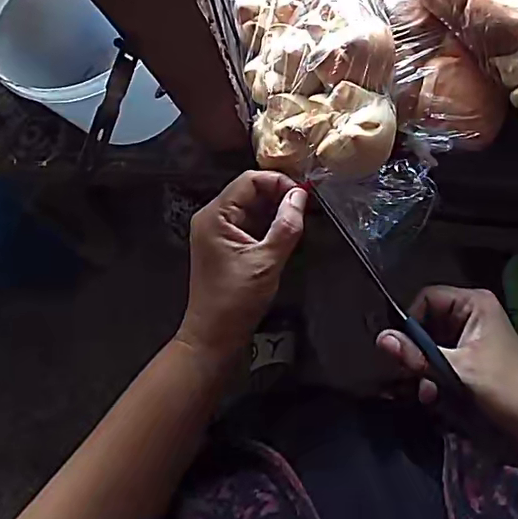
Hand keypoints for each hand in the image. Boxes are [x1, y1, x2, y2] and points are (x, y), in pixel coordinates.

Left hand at [175, 172, 307, 360]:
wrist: (213, 337)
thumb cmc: (235, 301)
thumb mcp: (267, 262)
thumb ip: (286, 226)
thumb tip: (300, 196)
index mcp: (214, 215)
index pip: (249, 180)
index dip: (277, 182)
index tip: (302, 194)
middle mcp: (212, 216)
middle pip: (249, 190)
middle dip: (278, 194)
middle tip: (305, 205)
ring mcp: (217, 230)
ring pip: (251, 206)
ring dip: (275, 208)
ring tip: (299, 216)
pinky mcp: (225, 243)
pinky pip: (249, 222)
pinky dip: (268, 223)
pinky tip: (286, 230)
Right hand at [377, 286, 517, 451]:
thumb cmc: (503, 393)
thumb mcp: (456, 372)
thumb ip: (417, 355)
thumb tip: (381, 338)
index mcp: (475, 303)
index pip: (427, 298)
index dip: (412, 322)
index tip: (404, 350)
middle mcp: (474, 312)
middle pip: (428, 320)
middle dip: (418, 350)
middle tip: (411, 374)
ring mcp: (475, 335)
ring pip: (433, 342)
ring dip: (425, 367)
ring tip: (426, 392)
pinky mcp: (475, 357)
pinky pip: (444, 357)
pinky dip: (436, 375)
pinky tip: (435, 396)